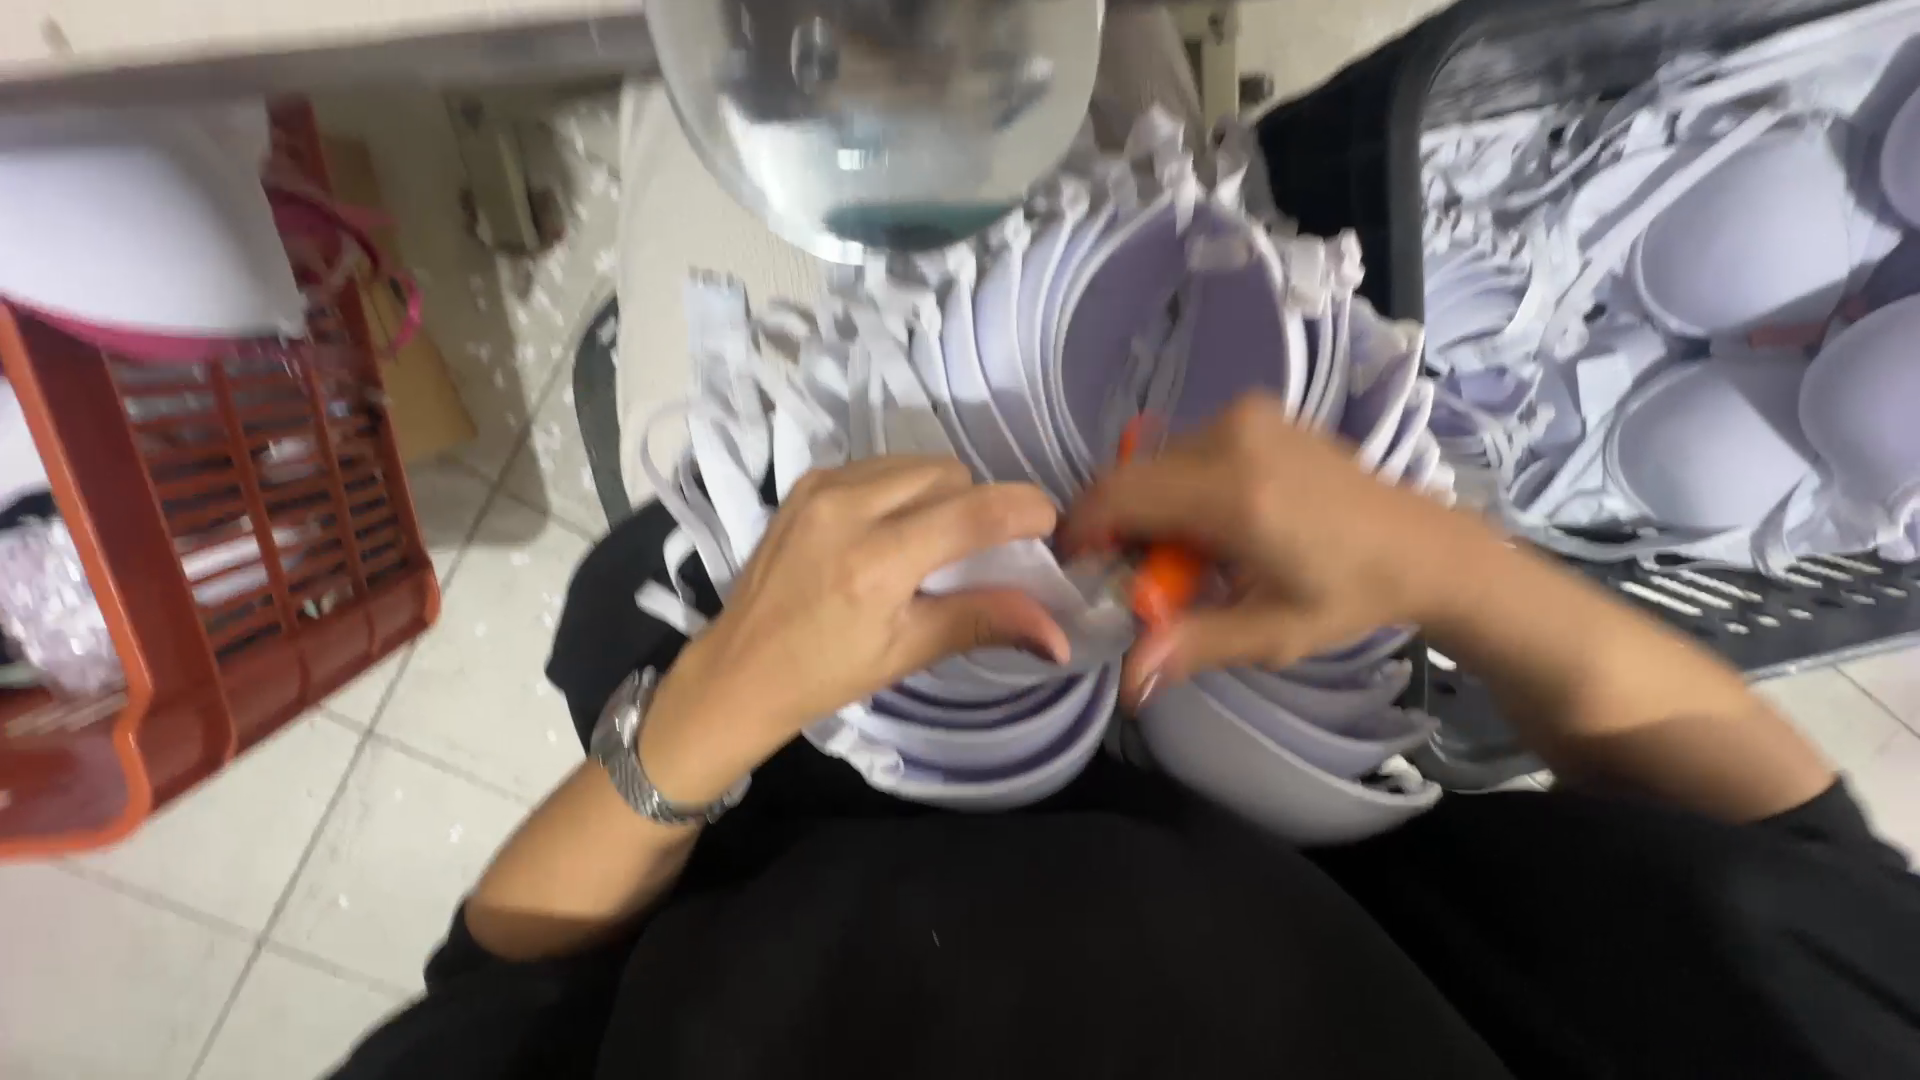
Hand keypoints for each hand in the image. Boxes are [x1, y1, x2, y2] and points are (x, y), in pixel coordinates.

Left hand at [641, 458, 1066, 800]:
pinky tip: (894, 527)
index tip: (1047, 526)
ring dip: (944, 493)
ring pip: (918, 463)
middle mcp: (848, 507)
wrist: (739, 668)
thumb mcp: (907, 651)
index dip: (1024, 510)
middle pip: (951, 475)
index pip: (973, 512)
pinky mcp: (808, 481)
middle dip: (980, 505)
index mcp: (876, 561)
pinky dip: (905, 488)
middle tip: (982, 550)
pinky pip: (882, 466)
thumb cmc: (825, 673)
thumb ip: (984, 620)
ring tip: (936, 539)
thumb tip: (1061, 635)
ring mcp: (823, 487)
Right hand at [1061, 394, 1470, 703]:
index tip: (1079, 566)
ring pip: (1153, 463)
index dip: (1084, 529)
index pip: (1120, 496)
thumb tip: (1127, 683)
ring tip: (1184, 553)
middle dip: (1118, 527)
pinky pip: (1182, 449)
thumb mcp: (1271, 632)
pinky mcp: (1254, 412)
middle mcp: (1234, 437)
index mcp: (1238, 493)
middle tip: (1142, 573)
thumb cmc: (1348, 594)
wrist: (1422, 545)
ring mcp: (1246, 416)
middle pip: (1131, 478)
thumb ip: (1191, 645)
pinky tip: (1208, 521)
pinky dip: (1176, 487)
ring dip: (1148, 508)